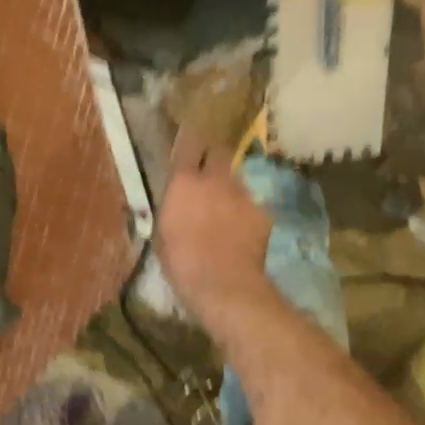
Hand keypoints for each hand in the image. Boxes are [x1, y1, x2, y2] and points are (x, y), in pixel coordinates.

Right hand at [155, 128, 274, 322]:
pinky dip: (246, 215)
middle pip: (220, 152)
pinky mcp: (263, 213)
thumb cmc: (181, 263)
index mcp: (185, 182)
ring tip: (225, 215)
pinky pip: (252, 206)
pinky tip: (242, 235)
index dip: (191, 138)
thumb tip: (174, 203)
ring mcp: (243, 195)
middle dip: (215, 157)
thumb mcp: (161, 236)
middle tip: (209, 173)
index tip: (190, 139)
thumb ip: (170, 210)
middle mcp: (215, 180)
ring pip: (236, 181)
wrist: (224, 285)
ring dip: (230, 191)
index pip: (190, 143)